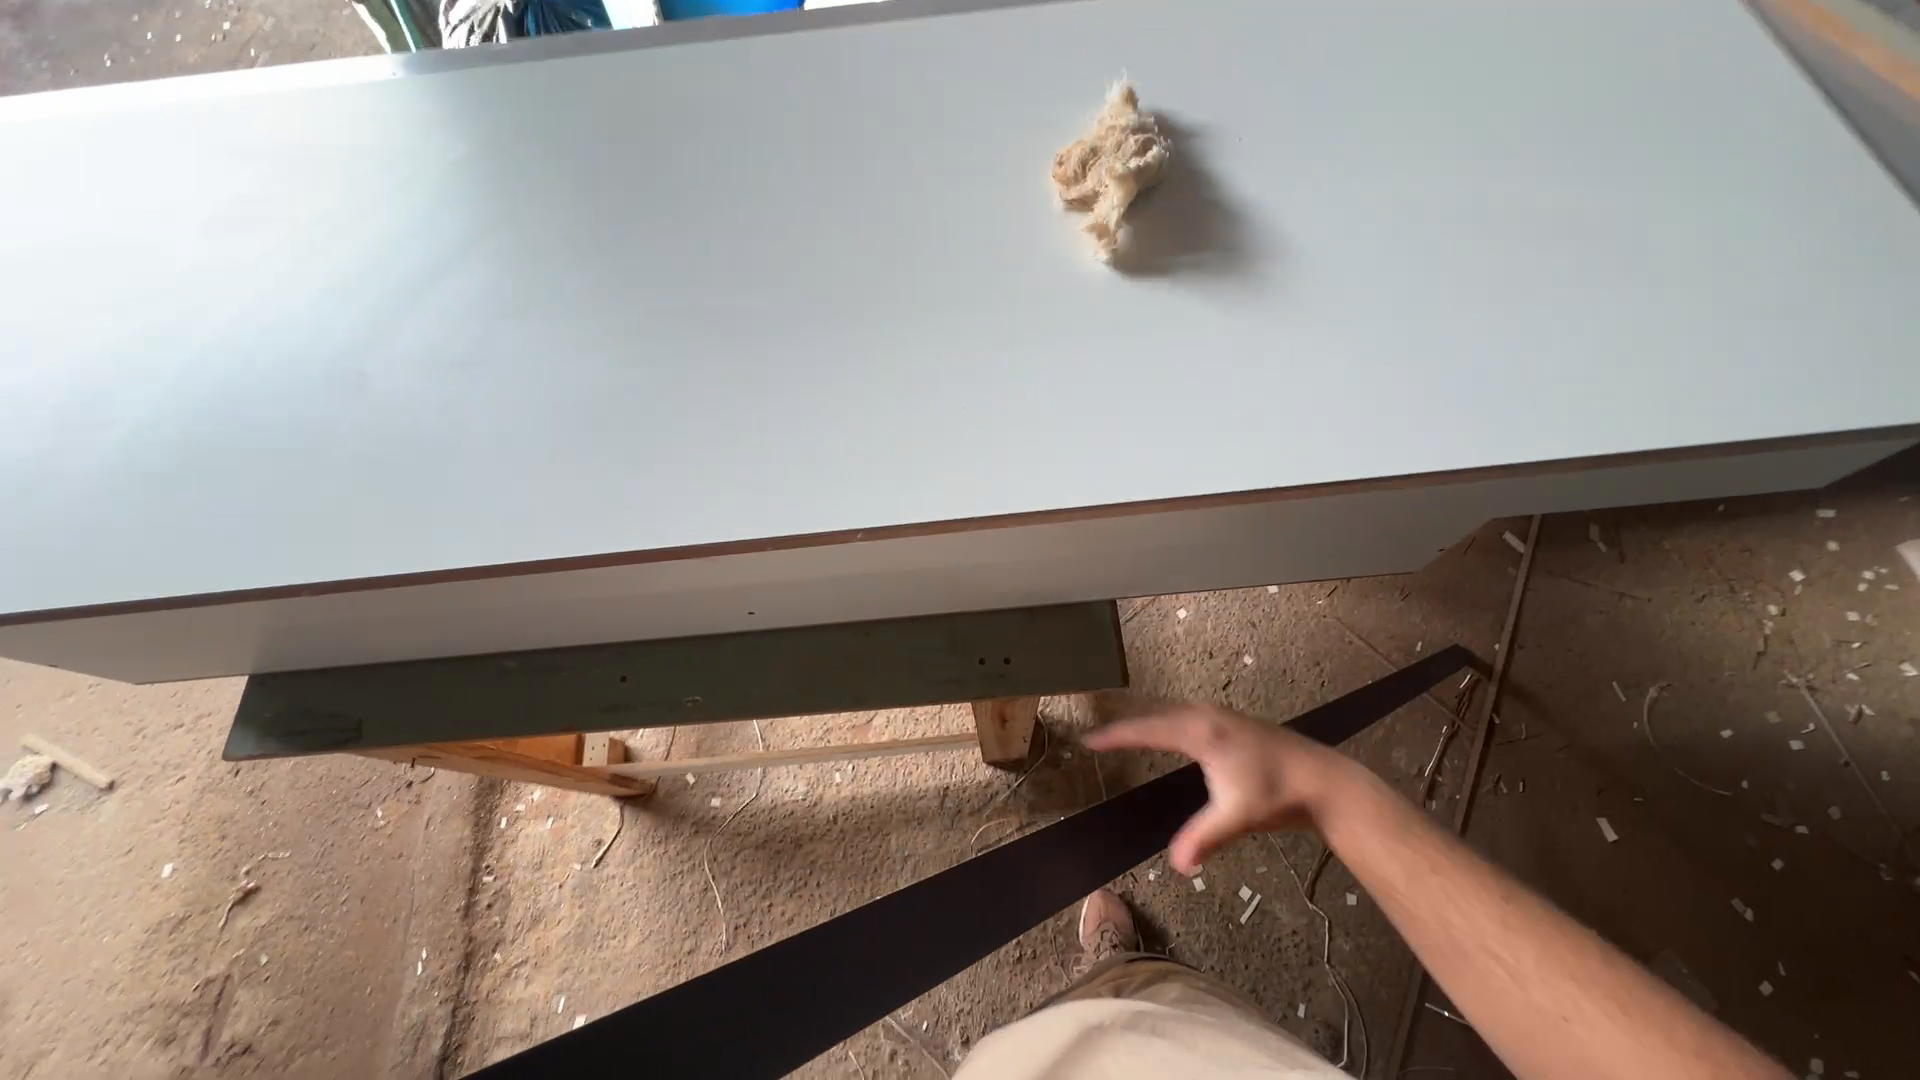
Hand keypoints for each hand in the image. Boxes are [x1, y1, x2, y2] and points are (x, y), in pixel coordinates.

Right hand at [1086, 704, 1363, 874]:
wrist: (1324, 779)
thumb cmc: (1279, 794)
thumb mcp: (1238, 817)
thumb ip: (1204, 838)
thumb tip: (1178, 867)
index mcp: (1201, 732)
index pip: (1147, 729)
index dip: (1116, 736)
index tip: (1088, 740)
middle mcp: (1206, 716)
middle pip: (1155, 715)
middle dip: (1126, 725)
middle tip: (1099, 738)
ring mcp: (1220, 716)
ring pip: (1172, 714)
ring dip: (1147, 722)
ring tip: (1123, 734)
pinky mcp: (1230, 723)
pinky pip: (1185, 717)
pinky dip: (1165, 723)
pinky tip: (1165, 734)